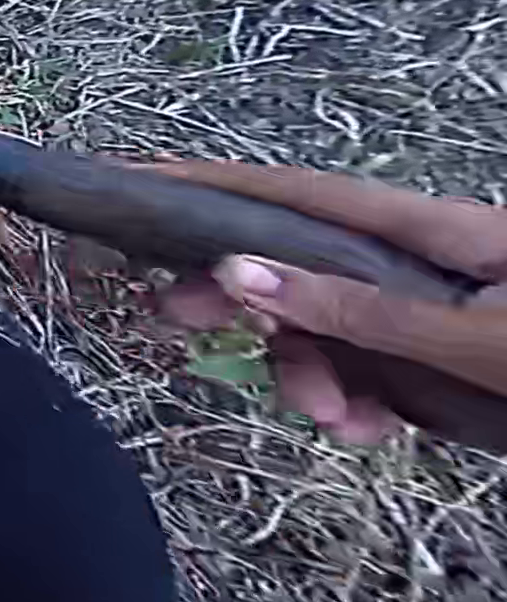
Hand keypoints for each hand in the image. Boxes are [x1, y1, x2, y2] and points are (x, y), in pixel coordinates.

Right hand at [157, 161, 506, 443]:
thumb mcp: (499, 343)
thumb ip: (362, 307)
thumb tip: (231, 269)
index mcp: (433, 234)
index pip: (288, 191)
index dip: (204, 179)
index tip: (131, 173)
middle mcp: (422, 263)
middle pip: (293, 261)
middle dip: (238, 295)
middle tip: (172, 315)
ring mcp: (439, 311)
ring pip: (333, 324)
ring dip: (310, 368)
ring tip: (327, 416)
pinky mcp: (457, 358)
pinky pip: (379, 366)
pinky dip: (361, 398)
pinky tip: (366, 428)